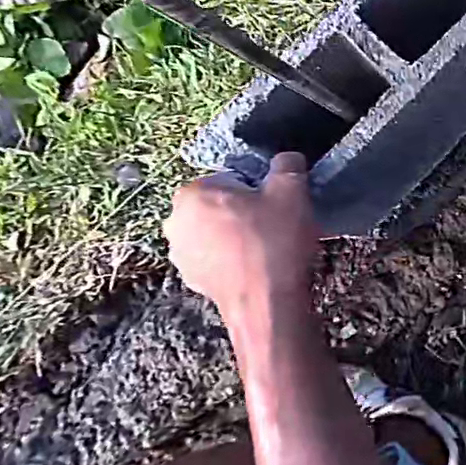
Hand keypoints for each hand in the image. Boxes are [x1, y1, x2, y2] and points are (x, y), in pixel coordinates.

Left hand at [165, 153, 318, 320]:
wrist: (267, 305)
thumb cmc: (273, 244)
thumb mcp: (291, 192)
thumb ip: (287, 165)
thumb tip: (287, 159)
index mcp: (191, 193)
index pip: (231, 178)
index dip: (260, 190)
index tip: (277, 206)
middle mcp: (175, 222)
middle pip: (222, 206)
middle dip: (247, 213)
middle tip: (277, 225)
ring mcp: (181, 256)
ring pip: (219, 233)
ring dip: (241, 236)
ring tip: (271, 249)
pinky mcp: (194, 281)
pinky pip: (219, 259)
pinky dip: (237, 260)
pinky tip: (261, 267)